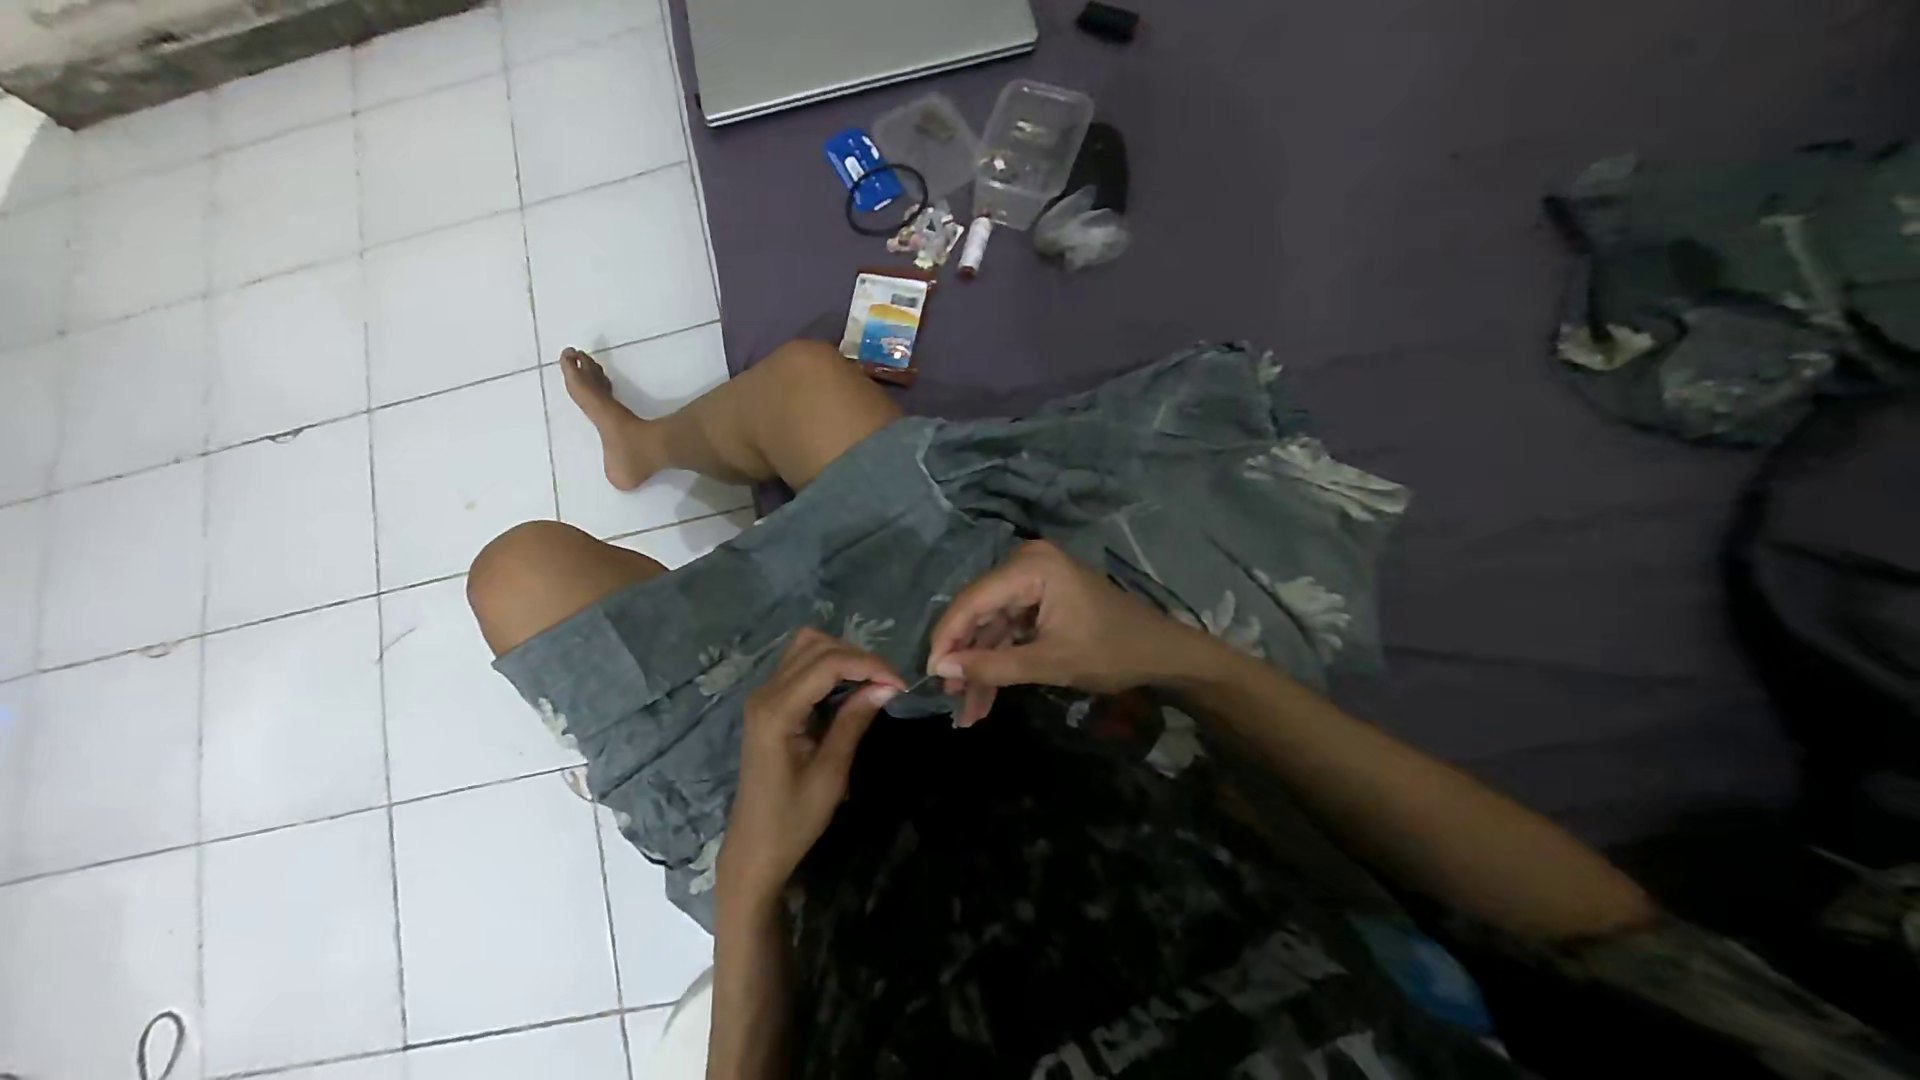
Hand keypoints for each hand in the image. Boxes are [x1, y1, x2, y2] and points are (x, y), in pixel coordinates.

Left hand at [718, 628, 904, 905]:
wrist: (754, 848)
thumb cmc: (793, 818)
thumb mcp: (831, 772)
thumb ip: (854, 721)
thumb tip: (887, 685)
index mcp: (776, 711)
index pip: (827, 663)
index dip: (868, 665)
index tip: (900, 683)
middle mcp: (764, 693)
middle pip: (815, 645)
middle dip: (857, 656)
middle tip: (887, 682)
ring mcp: (762, 696)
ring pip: (805, 648)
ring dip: (842, 655)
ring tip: (871, 681)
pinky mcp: (767, 703)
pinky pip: (799, 665)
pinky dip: (828, 666)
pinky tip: (849, 686)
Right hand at [926, 540, 1215, 724]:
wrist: (1161, 652)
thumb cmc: (1112, 651)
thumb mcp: (1049, 663)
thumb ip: (993, 666)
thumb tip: (940, 670)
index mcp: (1030, 567)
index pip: (972, 600)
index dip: (947, 638)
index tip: (929, 674)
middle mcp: (1025, 564)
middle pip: (978, 613)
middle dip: (965, 659)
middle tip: (949, 699)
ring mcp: (1031, 582)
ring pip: (990, 627)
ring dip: (981, 669)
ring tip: (967, 712)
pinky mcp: (1037, 600)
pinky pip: (1008, 630)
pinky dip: (999, 662)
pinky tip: (984, 698)